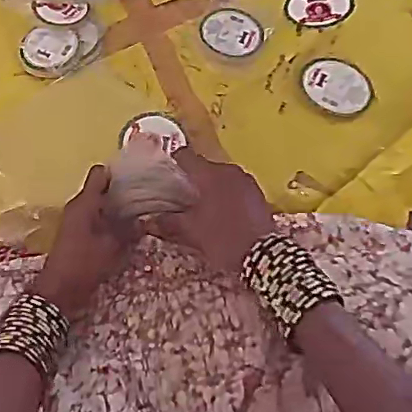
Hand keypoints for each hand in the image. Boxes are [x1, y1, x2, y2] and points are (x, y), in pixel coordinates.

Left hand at [34, 165, 134, 319]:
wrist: (59, 291)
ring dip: (117, 207)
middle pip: (101, 189)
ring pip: (100, 205)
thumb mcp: (112, 246)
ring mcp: (76, 221)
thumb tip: (145, 219)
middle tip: (147, 194)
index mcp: (84, 202)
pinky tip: (128, 229)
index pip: (100, 173)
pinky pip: (97, 219)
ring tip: (142, 211)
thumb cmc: (84, 263)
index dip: (118, 171)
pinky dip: (111, 220)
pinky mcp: (77, 235)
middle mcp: (78, 207)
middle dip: (122, 190)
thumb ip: (130, 230)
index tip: (138, 176)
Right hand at [142, 147, 275, 273]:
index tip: (163, 174)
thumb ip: (167, 222)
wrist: (264, 254)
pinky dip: (225, 193)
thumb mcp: (191, 232)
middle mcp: (228, 170)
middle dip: (191, 177)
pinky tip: (220, 210)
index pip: (185, 156)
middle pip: (204, 166)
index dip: (172, 162)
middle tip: (177, 193)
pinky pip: (235, 186)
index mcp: (209, 174)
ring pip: (221, 176)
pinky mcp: (257, 193)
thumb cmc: (222, 238)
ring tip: (198, 203)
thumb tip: (148, 219)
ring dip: (209, 185)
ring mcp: (246, 180)